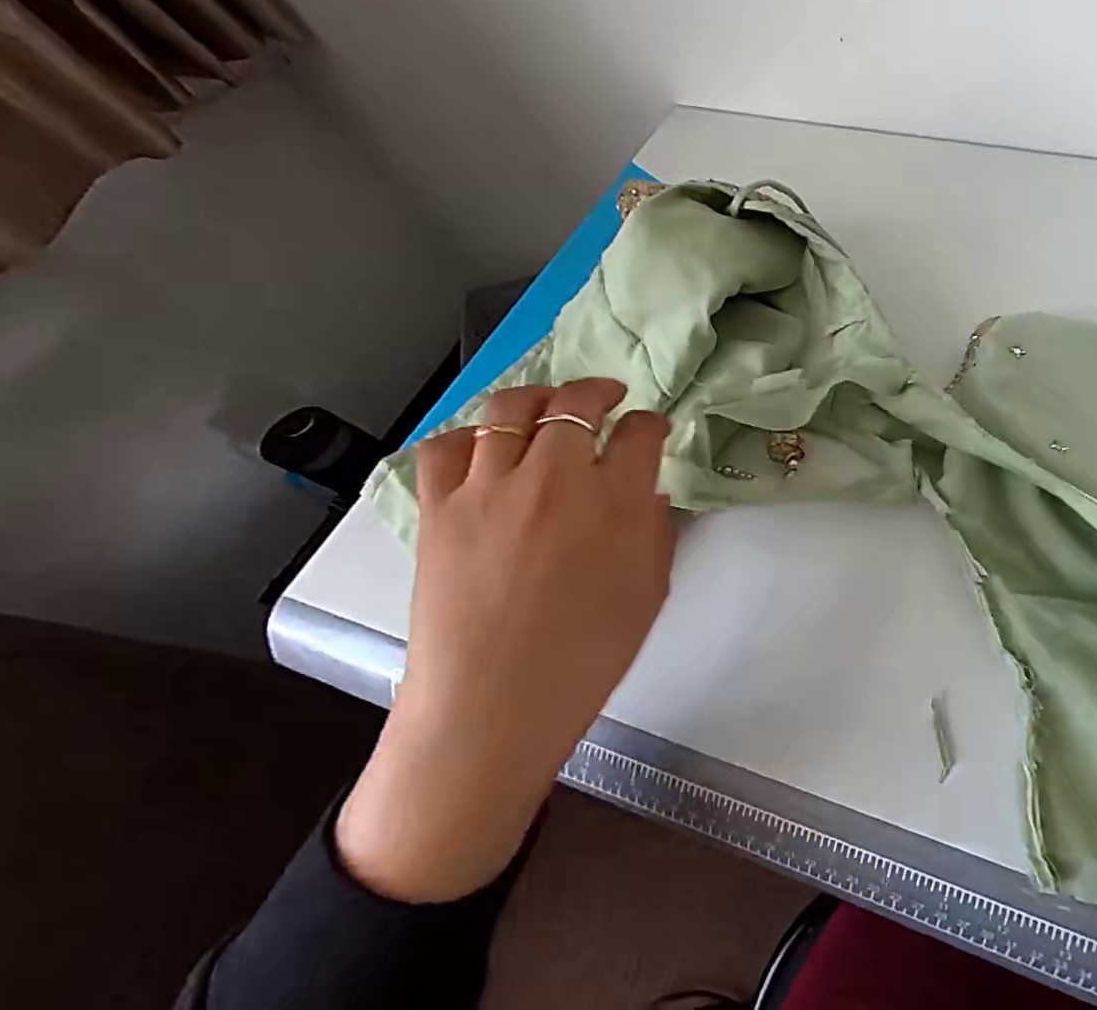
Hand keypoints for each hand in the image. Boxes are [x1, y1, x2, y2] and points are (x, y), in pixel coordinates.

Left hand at [338, 379, 674, 901]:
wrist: (496, 703)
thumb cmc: (588, 654)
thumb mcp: (649, 591)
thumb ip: (656, 531)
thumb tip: (648, 493)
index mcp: (615, 502)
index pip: (640, 434)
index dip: (651, 422)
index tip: (653, 427)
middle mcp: (554, 478)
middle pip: (576, 403)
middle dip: (599, 391)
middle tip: (608, 398)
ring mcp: (490, 487)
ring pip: (511, 408)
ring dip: (538, 398)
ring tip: (548, 406)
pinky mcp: (440, 506)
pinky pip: (448, 445)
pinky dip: (471, 435)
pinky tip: (486, 448)